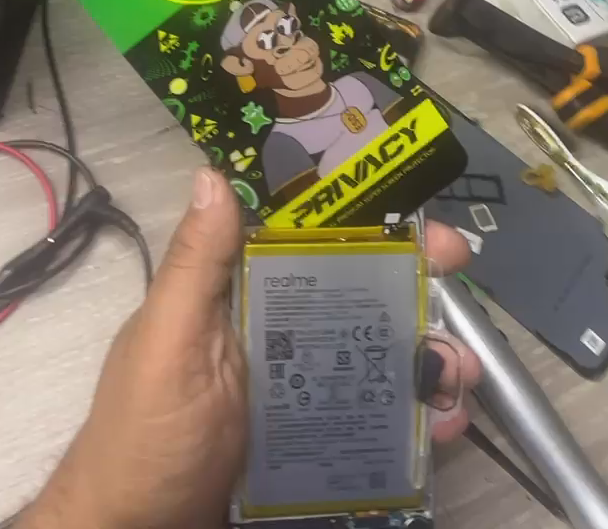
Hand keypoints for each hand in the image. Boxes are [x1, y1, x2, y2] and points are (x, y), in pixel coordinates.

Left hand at [20, 169, 479, 528]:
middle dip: (409, 280)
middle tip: (458, 274)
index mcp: (235, 290)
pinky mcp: (312, 434)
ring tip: (457, 372)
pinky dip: (413, 413)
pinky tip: (443, 422)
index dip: (358, 220)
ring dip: (423, 350)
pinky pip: (372, 413)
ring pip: (372, 351)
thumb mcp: (168, 339)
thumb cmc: (148, 430)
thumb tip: (213, 172)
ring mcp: (294, 382)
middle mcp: (270, 326)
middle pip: (351, 291)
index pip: (302, 237)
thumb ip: (195, 263)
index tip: (412, 213)